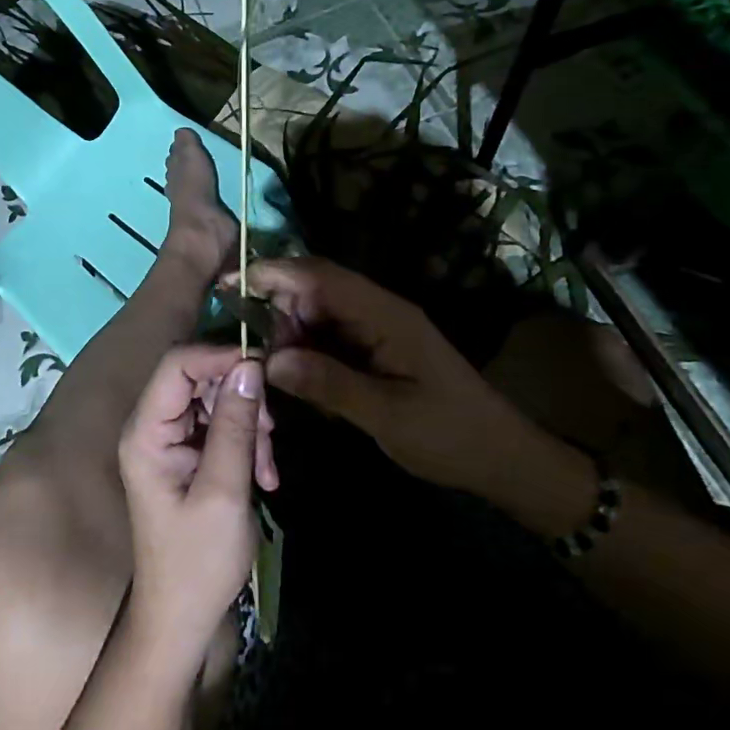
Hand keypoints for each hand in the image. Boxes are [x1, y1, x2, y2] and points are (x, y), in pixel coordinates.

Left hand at [117, 345, 277, 657]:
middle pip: (200, 378)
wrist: (182, 617)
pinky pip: (222, 424)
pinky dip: (248, 441)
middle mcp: (153, 427)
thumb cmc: (197, 562)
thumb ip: (236, 425)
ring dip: (250, 423)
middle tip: (271, 430)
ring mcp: (171, 440)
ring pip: (217, 399)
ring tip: (268, 466)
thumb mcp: (224, 491)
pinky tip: (265, 476)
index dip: (219, 356)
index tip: (264, 368)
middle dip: (241, 397)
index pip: (177, 364)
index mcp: (145, 433)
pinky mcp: (190, 453)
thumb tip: (251, 365)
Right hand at [237, 257, 556, 506]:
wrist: (500, 456)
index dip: (274, 273)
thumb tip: (270, 360)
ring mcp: (378, 331)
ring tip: (267, 369)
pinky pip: (331, 340)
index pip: (322, 277)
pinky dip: (308, 354)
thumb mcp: (387, 415)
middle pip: (316, 291)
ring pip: (320, 316)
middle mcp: (379, 312)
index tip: (230, 284)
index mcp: (386, 314)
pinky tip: (297, 381)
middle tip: (248, 349)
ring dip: (291, 335)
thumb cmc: (449, 434)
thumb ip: (330, 383)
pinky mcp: (377, 351)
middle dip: (277, 310)